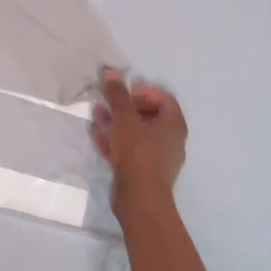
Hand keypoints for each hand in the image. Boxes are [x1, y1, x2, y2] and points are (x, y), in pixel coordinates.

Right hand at [91, 66, 187, 210]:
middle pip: (147, 114)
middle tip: (106, 101)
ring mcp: (157, 157)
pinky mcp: (143, 171)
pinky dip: (115, 139)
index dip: (143, 90)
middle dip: (124, 105)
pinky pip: (130, 149)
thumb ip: (117, 93)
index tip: (123, 91)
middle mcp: (170, 139)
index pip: (163, 97)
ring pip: (136, 132)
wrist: (140, 200)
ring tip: (96, 114)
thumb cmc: (138, 153)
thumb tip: (110, 70)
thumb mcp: (124, 118)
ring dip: (116, 121)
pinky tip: (96, 133)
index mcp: (174, 124)